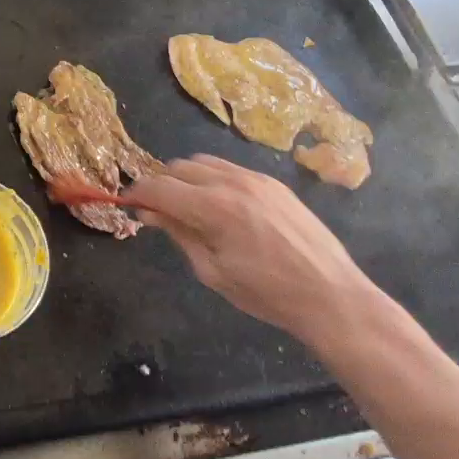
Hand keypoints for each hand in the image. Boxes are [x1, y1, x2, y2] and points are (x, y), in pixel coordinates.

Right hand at [125, 154, 387, 349]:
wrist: (331, 295)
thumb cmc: (267, 294)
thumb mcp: (213, 272)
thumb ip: (179, 235)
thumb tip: (151, 215)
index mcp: (213, 208)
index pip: (160, 187)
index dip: (138, 193)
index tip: (127, 203)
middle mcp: (232, 182)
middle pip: (179, 167)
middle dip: (161, 185)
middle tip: (157, 211)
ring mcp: (256, 179)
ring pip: (204, 162)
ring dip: (186, 178)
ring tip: (187, 207)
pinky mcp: (273, 183)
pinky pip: (230, 168)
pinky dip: (212, 179)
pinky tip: (219, 206)